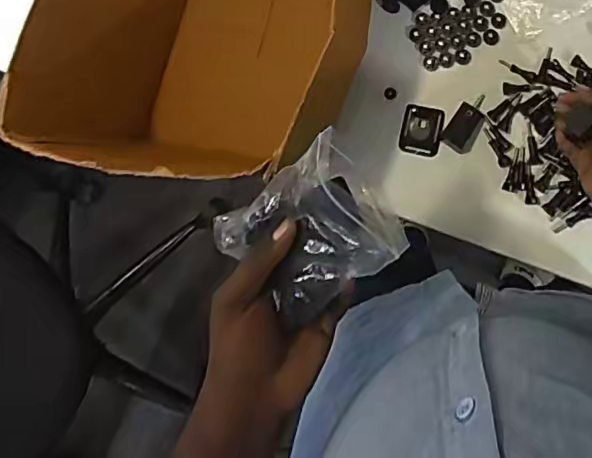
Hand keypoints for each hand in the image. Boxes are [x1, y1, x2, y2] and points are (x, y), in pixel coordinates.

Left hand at [199, 219, 344, 423]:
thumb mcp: (235, 298)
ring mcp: (308, 297)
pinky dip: (348, 281)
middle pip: (305, 247)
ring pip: (325, 266)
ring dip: (335, 249)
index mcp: (260, 272)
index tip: (311, 189)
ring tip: (354, 220)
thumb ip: (260, 261)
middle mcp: (286, 279)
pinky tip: (357, 260)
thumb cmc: (234, 346)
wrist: (252, 401)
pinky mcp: (327, 317)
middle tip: (339, 199)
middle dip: (318, 229)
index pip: (277, 237)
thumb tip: (291, 223)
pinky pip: (340, 294)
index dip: (290, 217)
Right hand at [556, 90, 591, 216]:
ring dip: (566, 123)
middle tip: (559, 103)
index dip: (582, 96)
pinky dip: (562, 139)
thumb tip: (583, 90)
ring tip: (558, 116)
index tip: (569, 93)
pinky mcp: (583, 162)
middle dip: (572, 108)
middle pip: (584, 116)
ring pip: (575, 131)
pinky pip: (569, 148)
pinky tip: (558, 132)